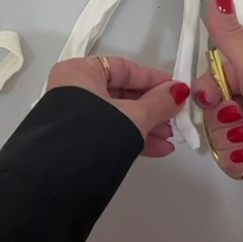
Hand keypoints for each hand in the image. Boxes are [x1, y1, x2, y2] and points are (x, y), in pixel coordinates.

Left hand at [45, 55, 190, 157]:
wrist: (63, 173)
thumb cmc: (97, 132)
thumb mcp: (134, 115)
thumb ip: (159, 103)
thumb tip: (179, 91)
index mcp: (80, 71)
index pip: (123, 68)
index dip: (152, 79)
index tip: (176, 89)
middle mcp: (73, 88)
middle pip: (122, 93)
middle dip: (152, 107)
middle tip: (176, 117)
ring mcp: (74, 115)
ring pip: (118, 115)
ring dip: (146, 125)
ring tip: (169, 137)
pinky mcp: (77, 139)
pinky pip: (110, 131)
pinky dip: (132, 137)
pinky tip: (158, 149)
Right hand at [192, 0, 242, 179]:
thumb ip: (230, 34)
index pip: (211, 82)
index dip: (206, 93)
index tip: (212, 100)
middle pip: (211, 112)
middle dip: (220, 122)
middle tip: (239, 124)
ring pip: (217, 136)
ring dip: (228, 143)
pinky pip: (229, 159)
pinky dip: (235, 161)